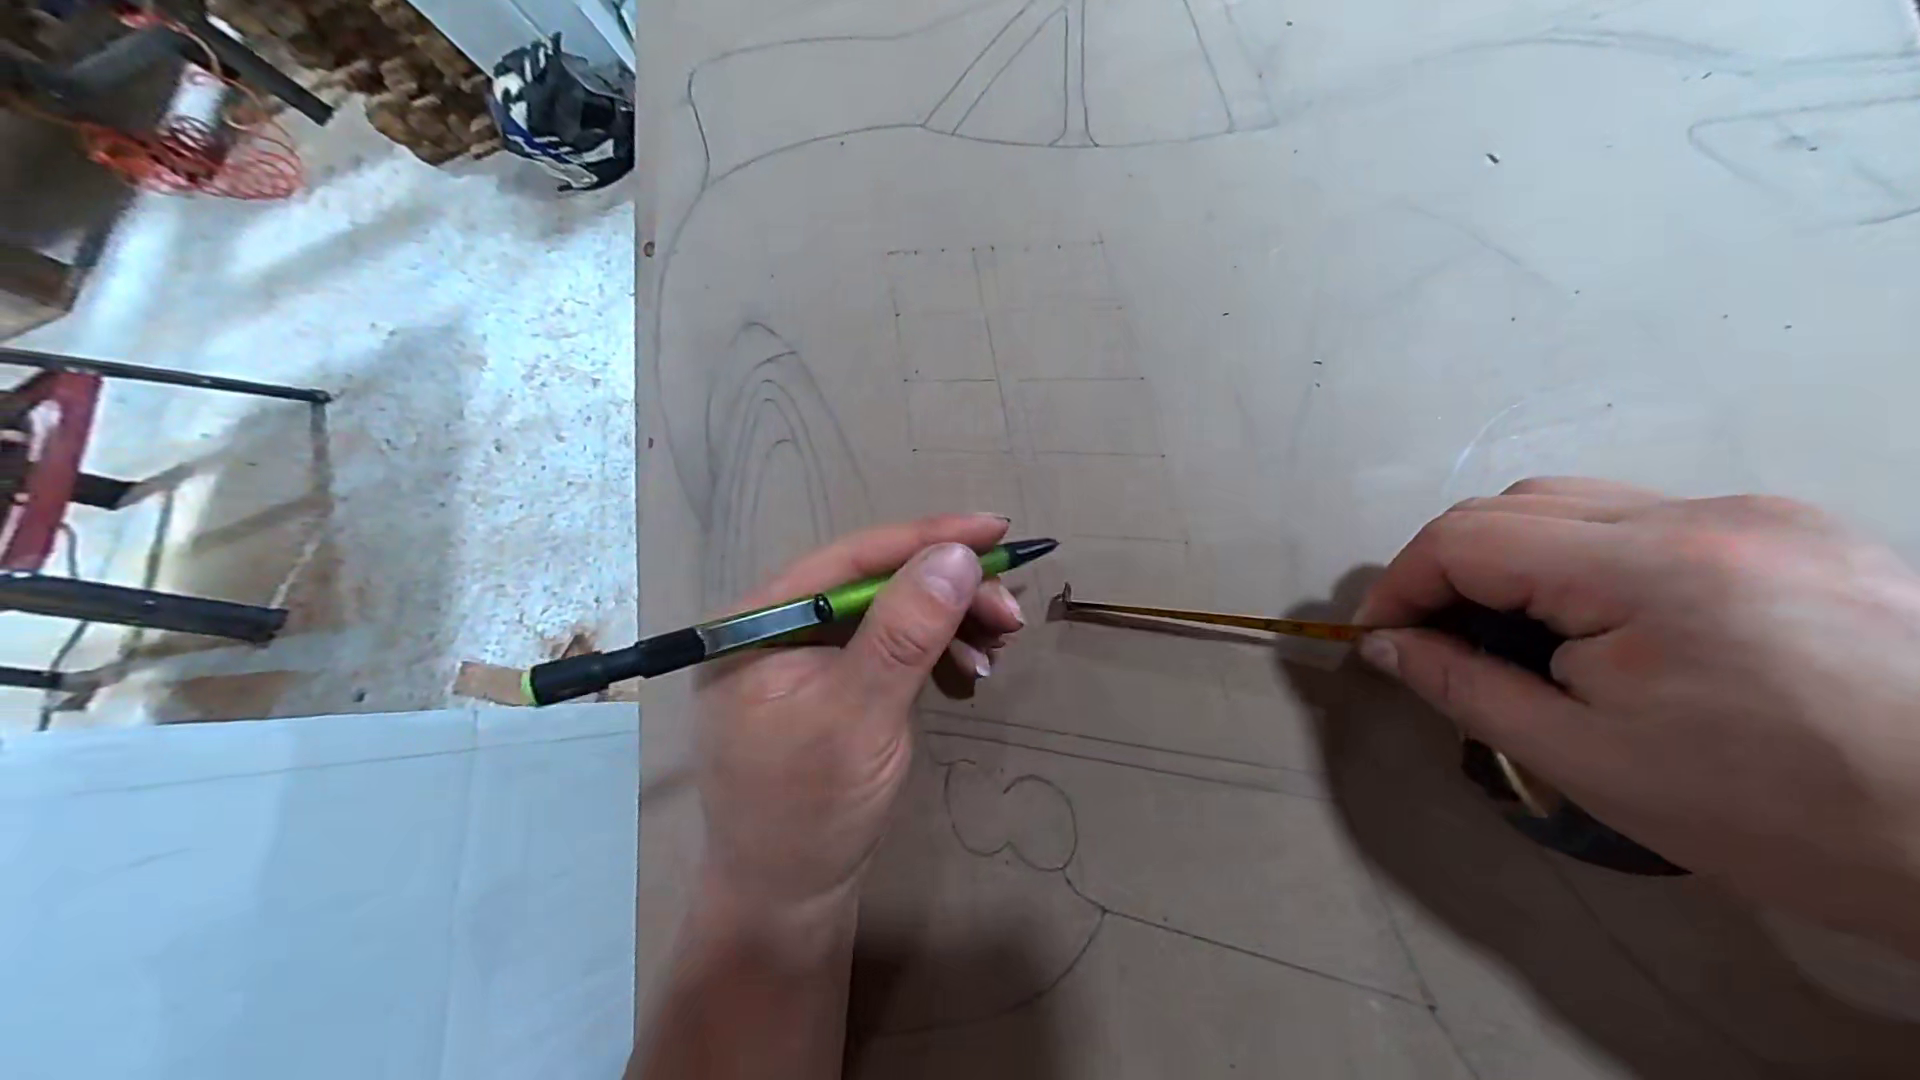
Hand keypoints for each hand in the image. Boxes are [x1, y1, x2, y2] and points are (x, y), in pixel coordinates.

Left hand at [693, 514, 1027, 924]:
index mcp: (760, 622)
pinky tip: (969, 667)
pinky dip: (934, 650)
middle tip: (1009, 613)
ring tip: (999, 643)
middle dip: (947, 590)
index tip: (996, 530)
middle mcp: (779, 628)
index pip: (853, 558)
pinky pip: (891, 647)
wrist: (788, 903)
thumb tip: (957, 555)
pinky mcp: (834, 683)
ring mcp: (807, 658)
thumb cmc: (809, 814)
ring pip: (891, 612)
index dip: (928, 538)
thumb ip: (905, 632)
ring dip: (949, 620)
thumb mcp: (861, 716)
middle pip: (876, 582)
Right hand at [1354, 478, 1919, 951]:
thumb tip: (1384, 644)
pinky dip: (1575, 555)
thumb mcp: (1586, 759)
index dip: (1401, 583)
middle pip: (1512, 505)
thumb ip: (1463, 687)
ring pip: (1571, 502)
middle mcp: (1703, 515)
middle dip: (1446, 565)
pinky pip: (1635, 519)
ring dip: (1509, 555)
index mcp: (1650, 569)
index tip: (1378, 635)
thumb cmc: (1784, 815)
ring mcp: (1757, 514)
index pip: (1466, 538)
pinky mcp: (1792, 530)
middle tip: (1433, 633)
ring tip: (1506, 626)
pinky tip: (1593, 616)